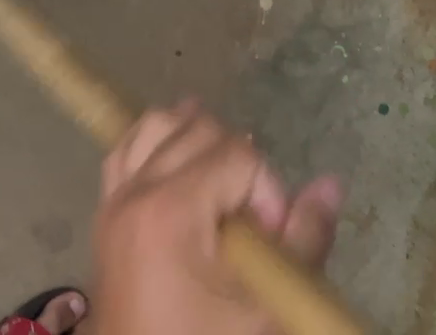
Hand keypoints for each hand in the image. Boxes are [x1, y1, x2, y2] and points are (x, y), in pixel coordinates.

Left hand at [92, 101, 344, 334]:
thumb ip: (304, 241)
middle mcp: (137, 190)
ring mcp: (114, 198)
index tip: (272, 240)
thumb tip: (331, 184)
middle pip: (200, 130)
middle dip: (237, 163)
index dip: (268, 190)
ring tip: (224, 179)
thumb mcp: (267, 310)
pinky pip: (126, 149)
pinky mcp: (104, 212)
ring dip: (195, 139)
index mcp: (172, 208)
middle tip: (251, 221)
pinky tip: (179, 160)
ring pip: (157, 125)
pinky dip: (155, 142)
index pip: (239, 155)